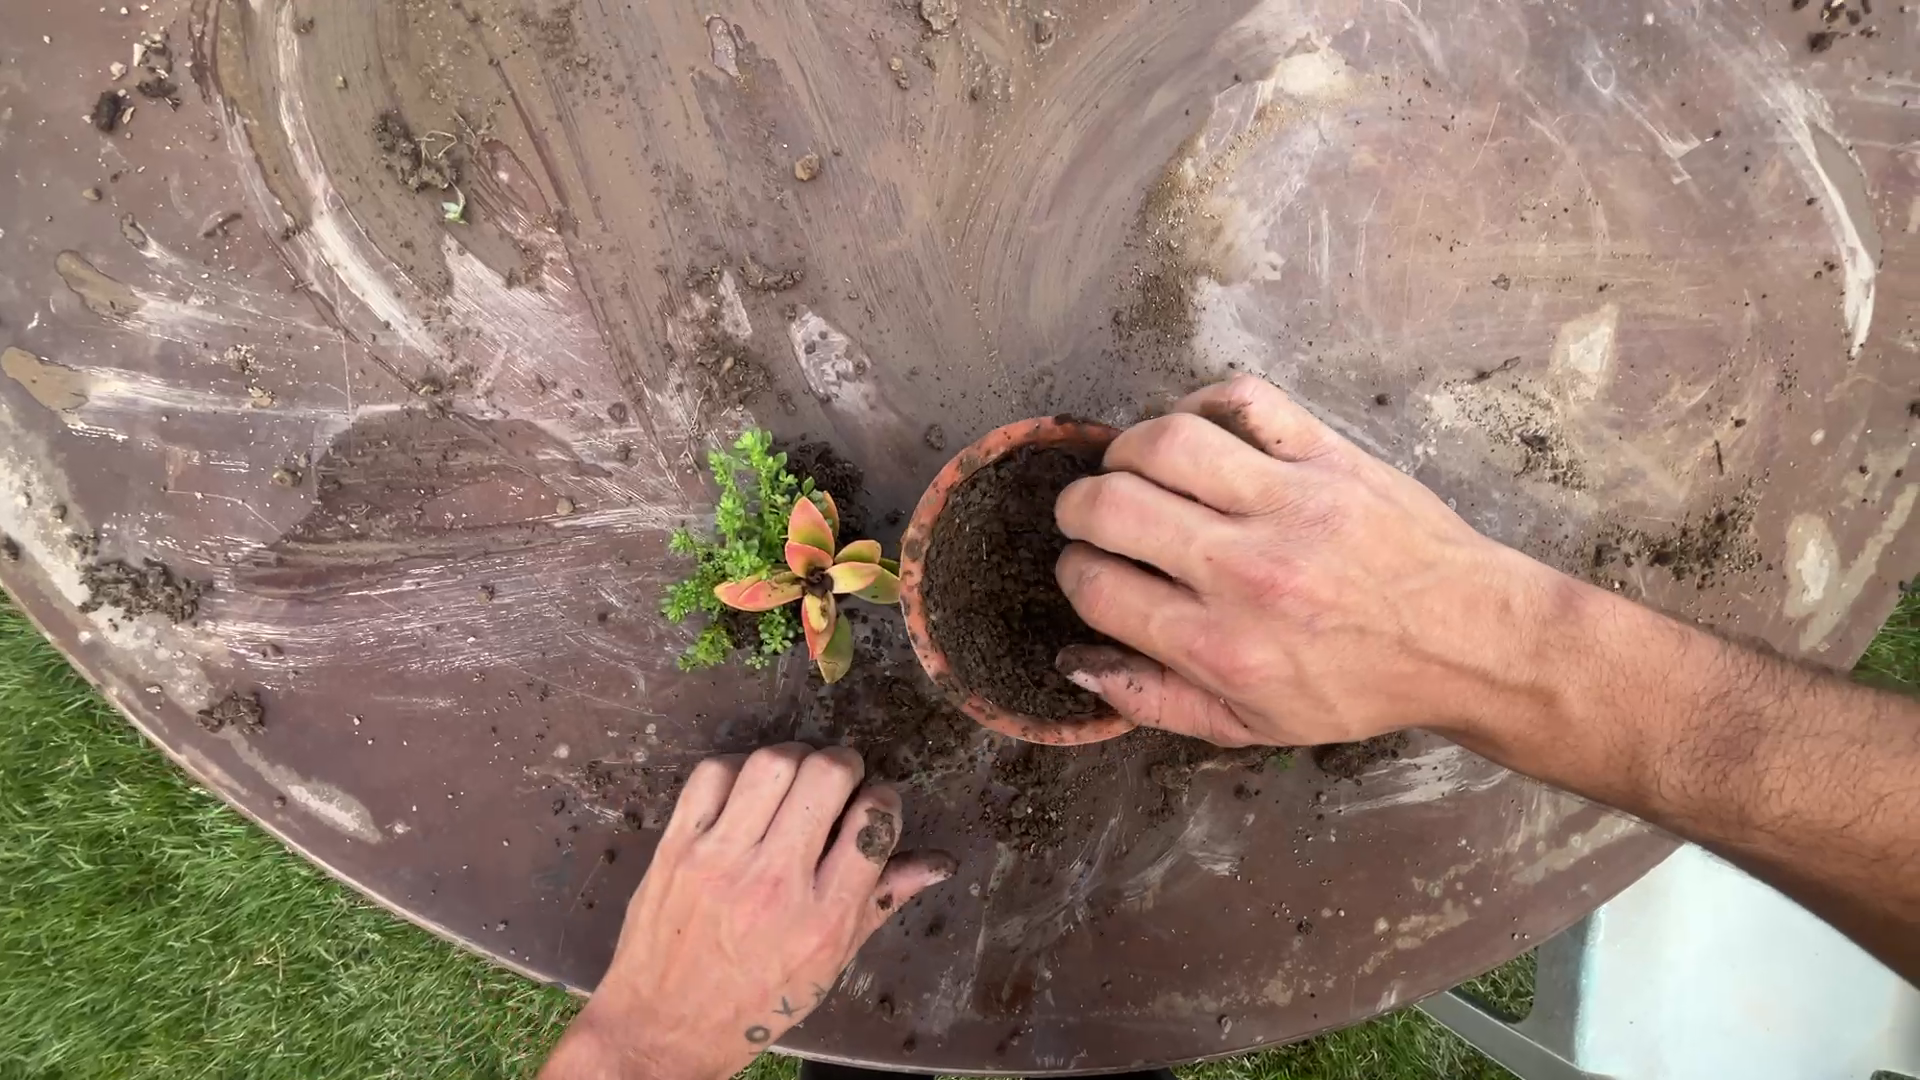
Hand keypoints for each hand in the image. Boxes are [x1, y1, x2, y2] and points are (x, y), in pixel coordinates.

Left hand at [540, 744, 953, 1079]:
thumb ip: (885, 899)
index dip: (882, 798)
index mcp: (824, 916)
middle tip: (838, 777)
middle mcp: (776, 882)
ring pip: (773, 763)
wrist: (660, 1032)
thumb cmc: (757, 1002)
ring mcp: (721, 860)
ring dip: (794, 756)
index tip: (871, 802)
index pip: (874, 820)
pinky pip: (714, 772)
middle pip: (826, 775)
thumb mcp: (832, 961)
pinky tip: (746, 791)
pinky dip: (738, 768)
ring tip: (795, 776)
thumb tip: (940, 862)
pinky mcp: (677, 847)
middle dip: (844, 763)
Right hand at [1052, 374, 1561, 747]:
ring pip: (1164, 442)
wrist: (1470, 641)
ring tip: (1128, 470)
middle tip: (1086, 515)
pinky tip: (1194, 434)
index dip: (1074, 572)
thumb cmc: (1353, 687)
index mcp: (1220, 644)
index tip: (1086, 568)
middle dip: (1075, 509)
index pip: (1097, 586)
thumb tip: (1073, 659)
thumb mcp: (1248, 725)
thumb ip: (1152, 700)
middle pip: (1111, 508)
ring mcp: (1289, 502)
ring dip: (1123, 451)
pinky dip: (1200, 403)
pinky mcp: (1327, 455)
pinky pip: (1243, 401)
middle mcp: (1245, 570)